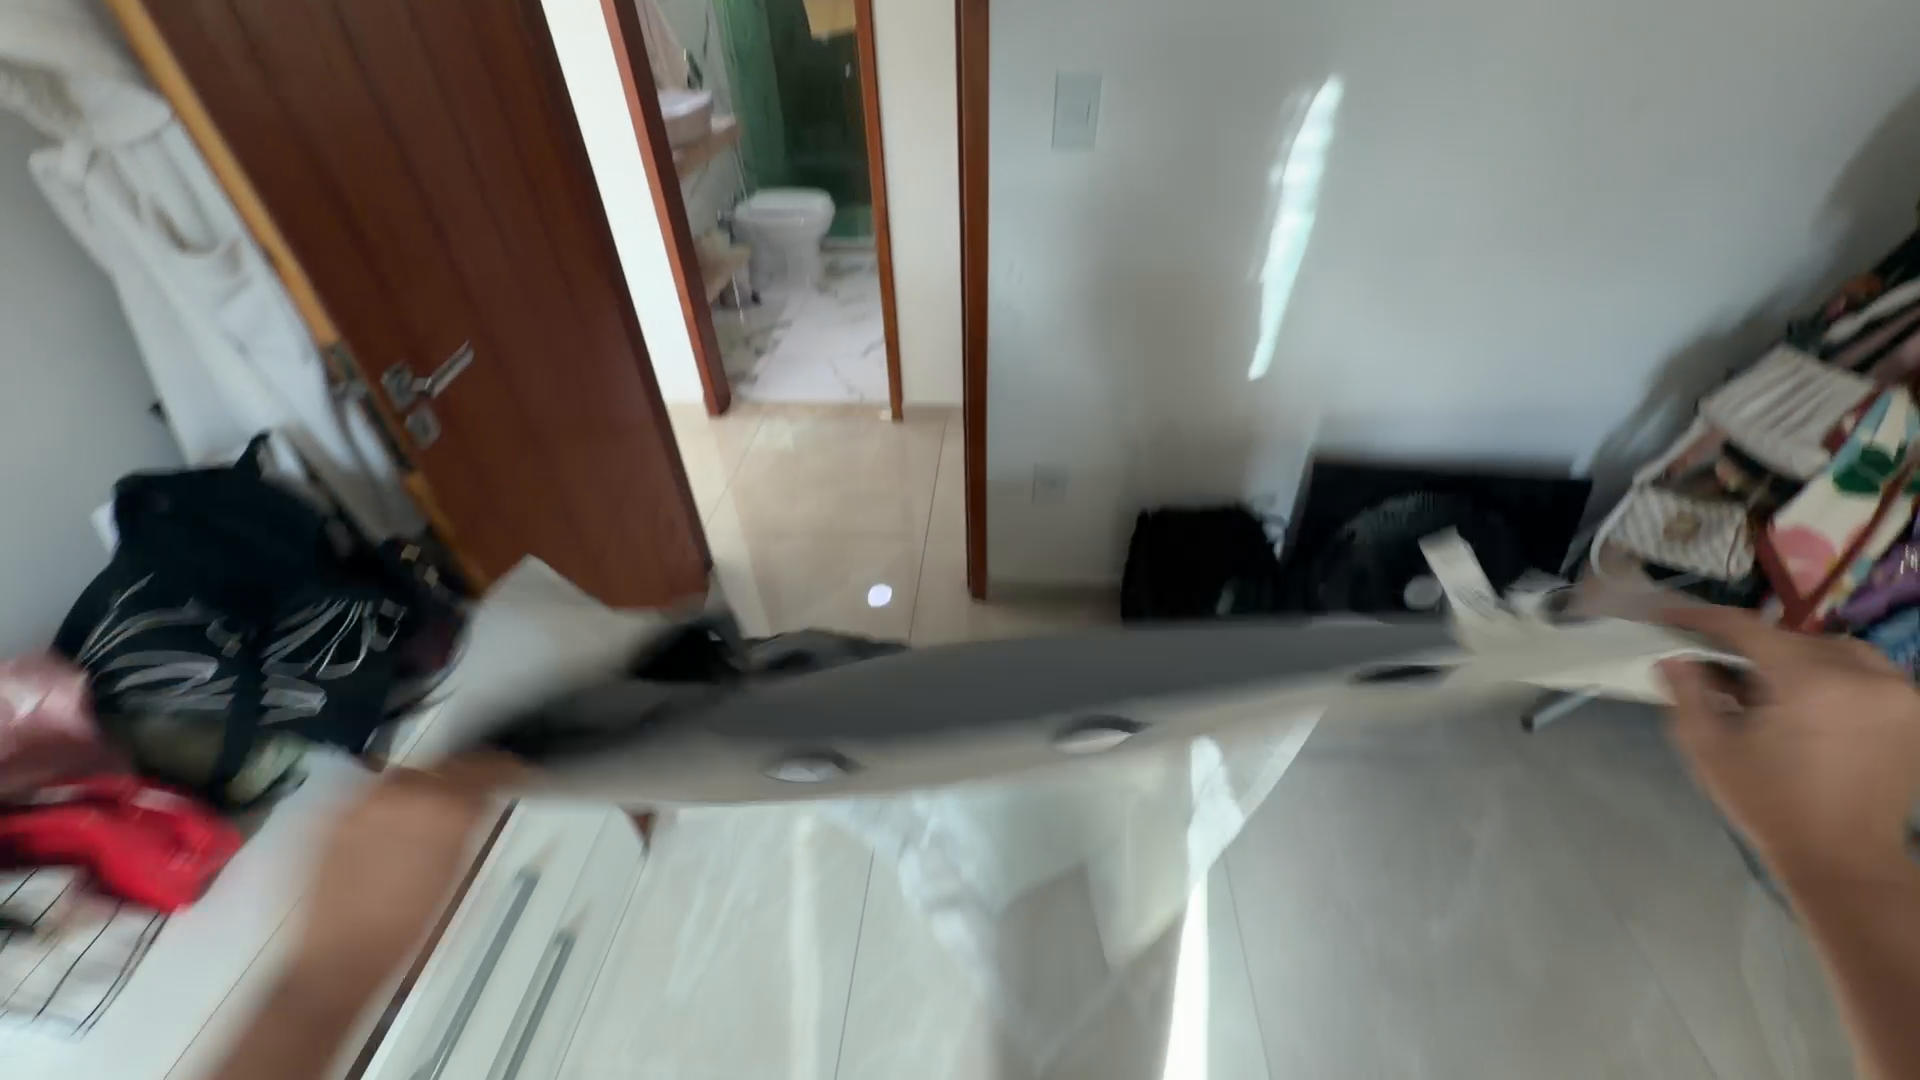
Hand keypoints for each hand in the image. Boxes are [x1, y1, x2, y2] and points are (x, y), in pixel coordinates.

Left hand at [289, 755, 522, 1004]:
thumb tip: (481, 800)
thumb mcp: (462, 868)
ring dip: (424, 788)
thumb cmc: (411, 926)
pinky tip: (394, 829)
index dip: (502, 767)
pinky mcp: (332, 823)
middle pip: (442, 765)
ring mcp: (361, 807)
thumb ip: (472, 821)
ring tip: (431, 813)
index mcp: (444, 807)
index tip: (511, 772)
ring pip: (405, 778)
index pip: (483, 766)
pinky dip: (388, 805)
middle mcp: (400, 796)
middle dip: (461, 776)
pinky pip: (370, 799)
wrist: (342, 961)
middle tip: (474, 793)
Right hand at [1659, 606, 1919, 885]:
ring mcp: (1900, 698)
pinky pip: (1866, 674)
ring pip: (1836, 651)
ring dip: (1793, 656)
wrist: (1842, 856)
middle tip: (1712, 661)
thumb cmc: (1765, 799)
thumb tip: (1674, 658)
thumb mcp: (1706, 743)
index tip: (1669, 617)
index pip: (1750, 630)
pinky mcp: (1913, 717)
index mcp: (1814, 684)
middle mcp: (1868, 680)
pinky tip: (1798, 697)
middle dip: (1750, 645)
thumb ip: (1687, 691)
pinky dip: (1828, 673)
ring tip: (1759, 679)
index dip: (1703, 619)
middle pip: (1795, 638)